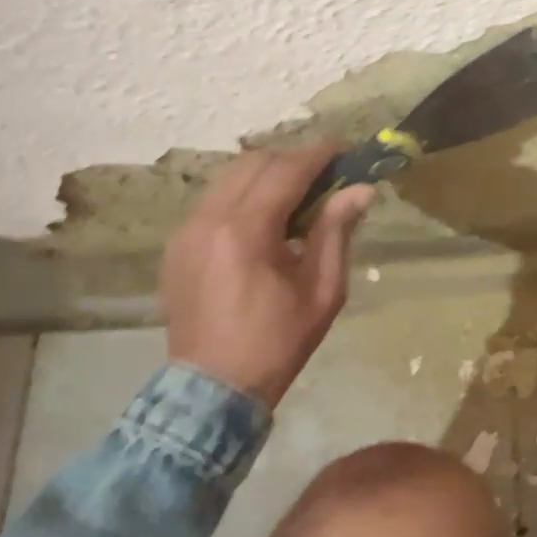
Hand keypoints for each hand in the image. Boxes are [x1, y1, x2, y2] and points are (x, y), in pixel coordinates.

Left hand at [161, 145, 375, 408]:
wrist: (215, 387)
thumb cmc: (279, 341)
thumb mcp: (322, 290)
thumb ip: (336, 232)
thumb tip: (361, 190)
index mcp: (246, 231)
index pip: (285, 171)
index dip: (318, 154)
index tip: (345, 149)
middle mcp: (208, 220)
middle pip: (252, 163)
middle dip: (291, 160)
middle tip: (325, 174)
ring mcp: (185, 232)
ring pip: (227, 179)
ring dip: (265, 176)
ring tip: (297, 196)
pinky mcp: (176, 247)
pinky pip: (212, 203)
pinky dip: (242, 197)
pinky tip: (264, 223)